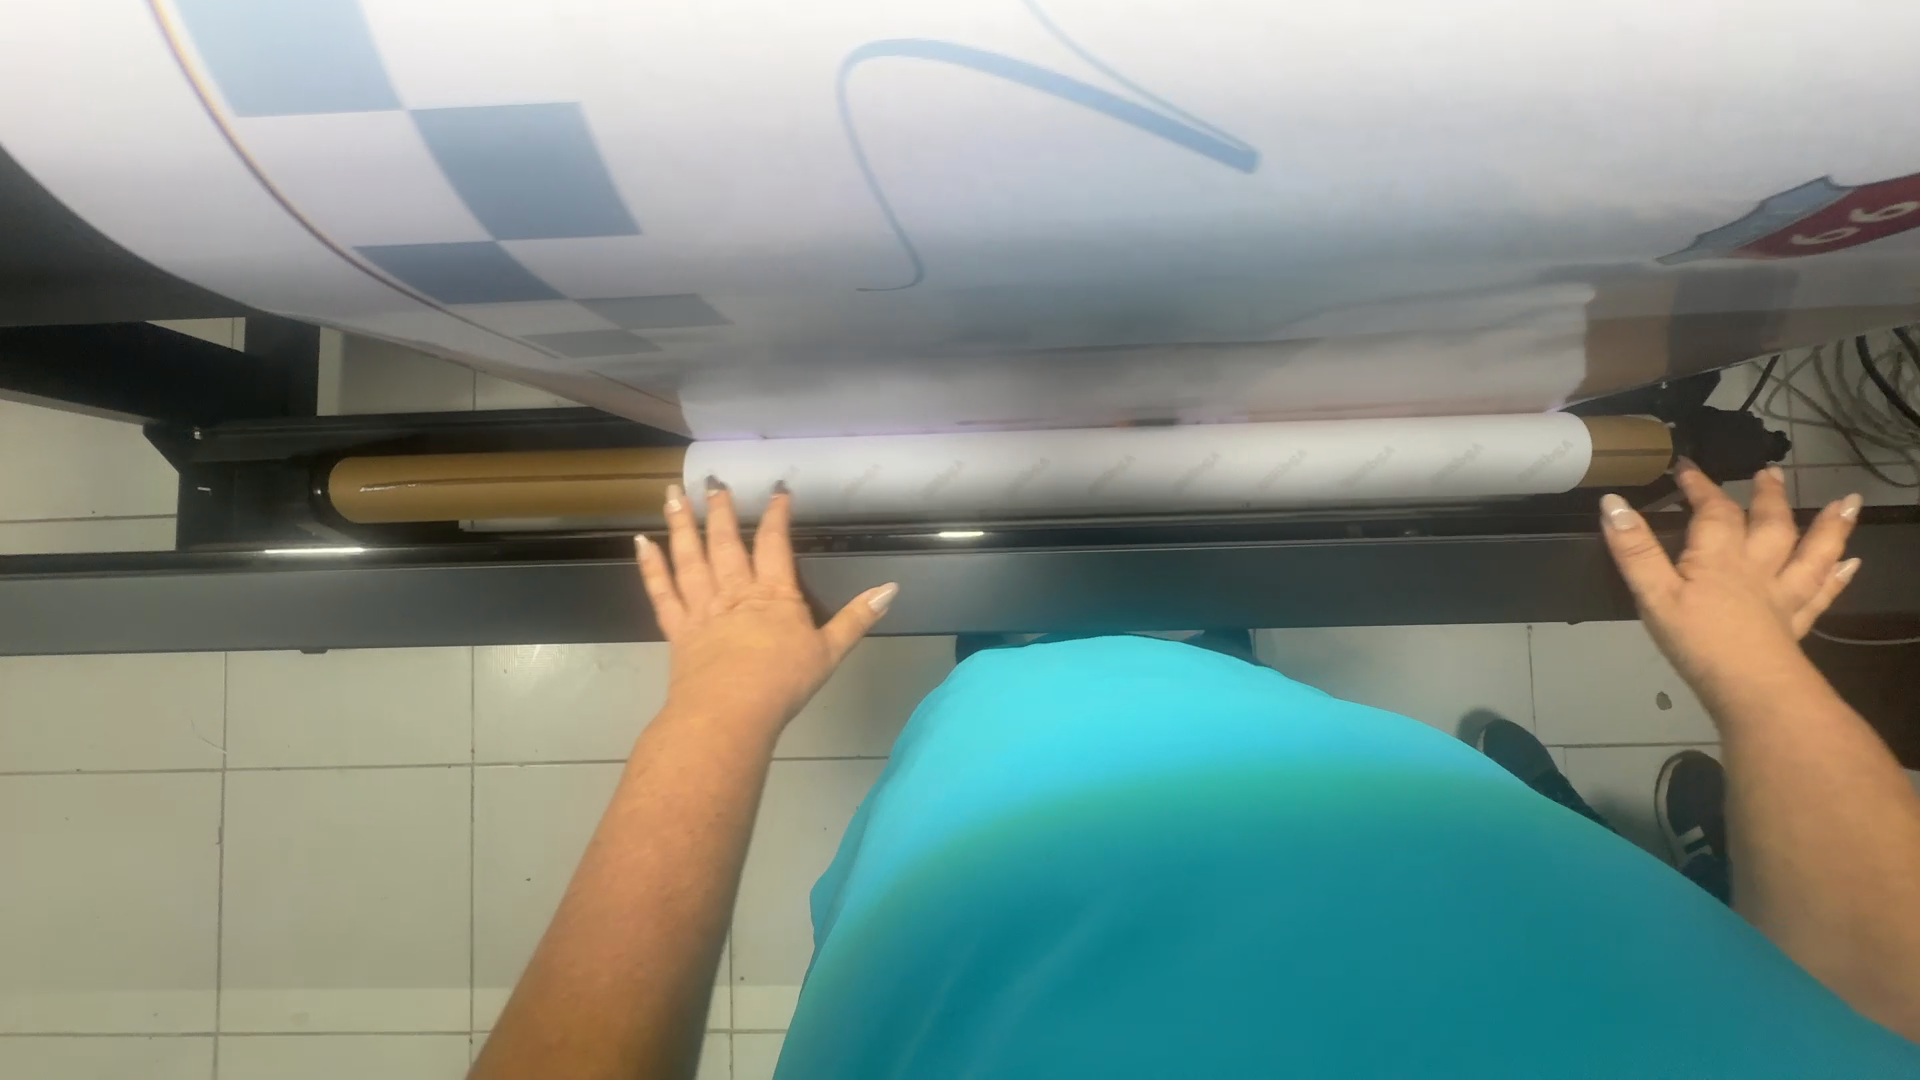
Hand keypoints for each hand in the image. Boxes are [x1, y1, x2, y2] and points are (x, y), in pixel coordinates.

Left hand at [635, 479, 897, 734]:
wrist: (730, 713)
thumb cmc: (783, 683)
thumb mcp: (830, 651)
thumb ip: (857, 617)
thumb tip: (891, 588)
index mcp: (774, 594)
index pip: (776, 544)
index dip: (778, 515)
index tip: (777, 489)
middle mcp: (736, 591)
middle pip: (727, 543)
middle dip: (722, 510)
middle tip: (712, 481)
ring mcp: (703, 607)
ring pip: (690, 558)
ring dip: (682, 525)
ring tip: (672, 494)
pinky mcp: (678, 628)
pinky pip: (662, 591)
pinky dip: (651, 566)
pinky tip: (642, 543)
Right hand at [1599, 462, 1860, 688]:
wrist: (1751, 686)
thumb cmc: (1695, 638)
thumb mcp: (1651, 591)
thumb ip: (1633, 548)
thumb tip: (1612, 503)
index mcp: (1718, 559)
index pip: (1712, 512)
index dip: (1700, 487)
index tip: (1688, 467)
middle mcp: (1757, 568)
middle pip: (1768, 525)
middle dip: (1766, 497)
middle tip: (1769, 473)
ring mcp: (1781, 594)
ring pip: (1809, 552)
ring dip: (1828, 526)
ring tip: (1846, 504)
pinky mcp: (1794, 620)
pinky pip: (1821, 591)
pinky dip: (1838, 574)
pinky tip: (1851, 564)